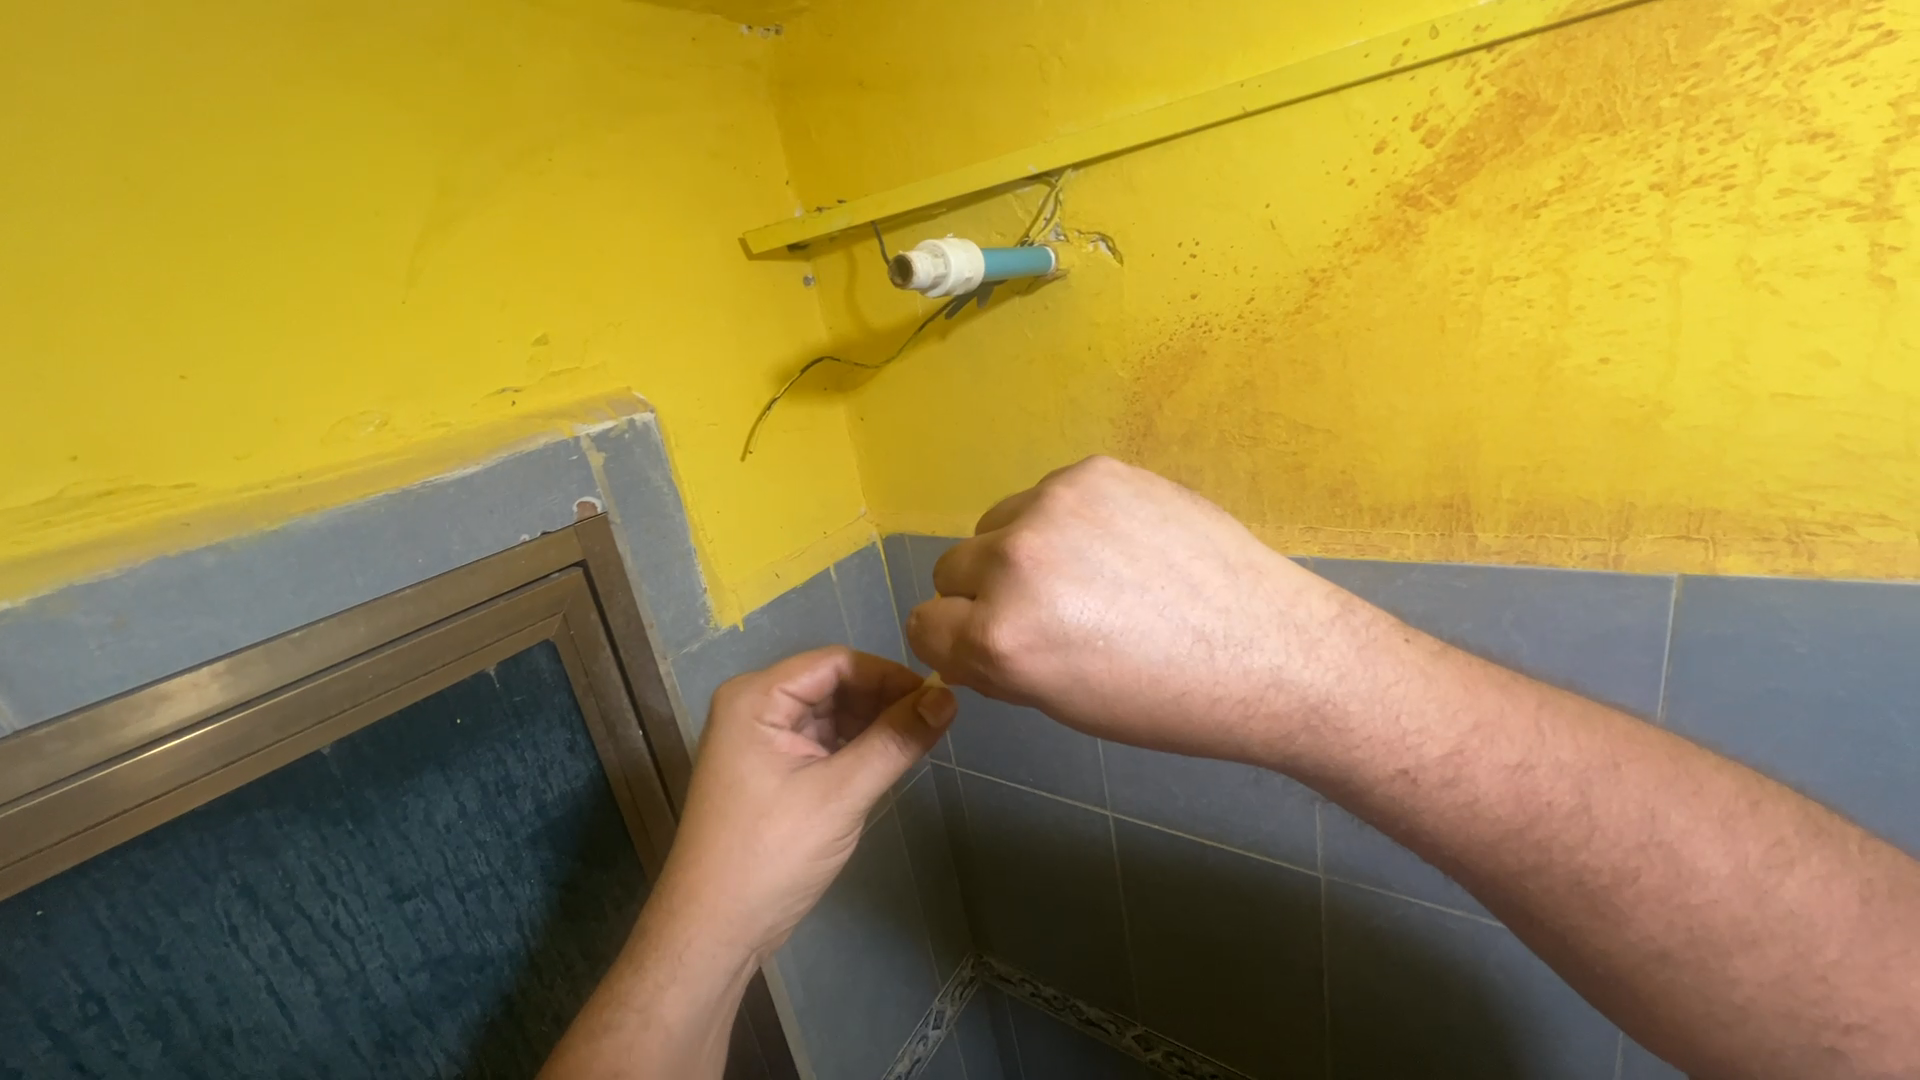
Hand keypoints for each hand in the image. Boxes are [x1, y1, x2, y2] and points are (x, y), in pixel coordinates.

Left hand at [648, 647, 956, 963]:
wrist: (712, 935)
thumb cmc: (771, 856)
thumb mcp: (841, 794)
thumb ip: (896, 741)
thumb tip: (949, 696)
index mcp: (756, 698)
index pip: (836, 662)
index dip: (888, 674)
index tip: (937, 697)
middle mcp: (754, 708)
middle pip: (832, 685)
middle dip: (883, 700)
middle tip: (934, 722)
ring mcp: (760, 742)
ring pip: (830, 714)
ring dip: (873, 725)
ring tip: (919, 741)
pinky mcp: (770, 772)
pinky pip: (821, 743)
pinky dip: (856, 748)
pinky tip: (889, 760)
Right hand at [906, 456, 1367, 764]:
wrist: (1268, 650)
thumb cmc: (1163, 702)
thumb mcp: (1058, 703)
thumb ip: (993, 663)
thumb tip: (961, 635)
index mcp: (999, 636)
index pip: (924, 625)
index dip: (956, 641)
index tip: (992, 647)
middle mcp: (1013, 561)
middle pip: (950, 567)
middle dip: (982, 594)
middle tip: (1045, 613)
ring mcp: (1055, 505)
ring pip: (996, 524)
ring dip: (1020, 550)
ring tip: (1088, 575)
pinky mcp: (1095, 471)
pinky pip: (1046, 496)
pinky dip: (1065, 521)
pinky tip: (1119, 545)